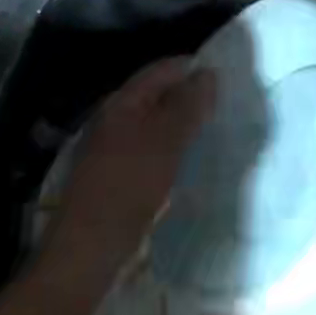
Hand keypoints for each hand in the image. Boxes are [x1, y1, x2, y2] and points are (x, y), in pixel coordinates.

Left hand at [41, 57, 216, 291]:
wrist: (89, 247)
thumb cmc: (129, 185)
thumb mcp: (166, 141)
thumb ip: (188, 105)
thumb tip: (208, 72)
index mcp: (123, 102)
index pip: (162, 69)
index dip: (193, 67)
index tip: (227, 77)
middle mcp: (114, 117)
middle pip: (157, 94)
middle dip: (189, 95)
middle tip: (225, 104)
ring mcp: (112, 146)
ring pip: (155, 122)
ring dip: (182, 123)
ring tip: (213, 129)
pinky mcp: (116, 174)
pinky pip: (150, 148)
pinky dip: (172, 146)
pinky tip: (189, 159)